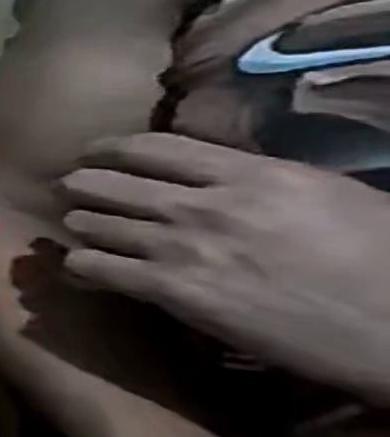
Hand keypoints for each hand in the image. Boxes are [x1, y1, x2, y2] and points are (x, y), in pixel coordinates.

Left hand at [59, 133, 389, 404]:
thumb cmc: (385, 263)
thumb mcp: (322, 197)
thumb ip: (248, 179)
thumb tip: (196, 171)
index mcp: (252, 176)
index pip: (143, 146)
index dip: (103, 150)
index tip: (89, 157)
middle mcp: (204, 205)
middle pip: (96, 182)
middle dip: (79, 188)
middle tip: (78, 197)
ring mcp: (181, 247)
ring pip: (83, 222)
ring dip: (80, 227)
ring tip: (90, 233)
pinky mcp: (170, 289)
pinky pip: (89, 266)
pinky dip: (81, 266)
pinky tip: (90, 269)